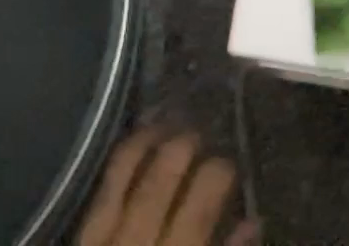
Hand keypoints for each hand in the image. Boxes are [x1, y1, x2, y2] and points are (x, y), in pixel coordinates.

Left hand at [77, 129, 255, 245]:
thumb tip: (251, 225)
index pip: (199, 210)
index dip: (216, 176)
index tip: (229, 161)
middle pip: (158, 188)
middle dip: (180, 150)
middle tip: (197, 130)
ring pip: (120, 185)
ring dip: (142, 149)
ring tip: (161, 124)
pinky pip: (97, 200)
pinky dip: (114, 170)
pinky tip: (126, 152)